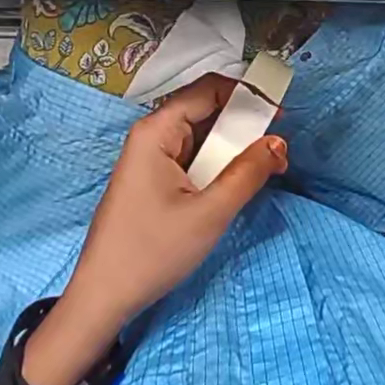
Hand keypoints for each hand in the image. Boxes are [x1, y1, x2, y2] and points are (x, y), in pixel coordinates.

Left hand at [63, 72, 288, 327]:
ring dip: (234, 149)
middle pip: (205, 111)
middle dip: (244, 126)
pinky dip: (218, 166)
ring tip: (267, 168)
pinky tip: (238, 183)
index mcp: (156, 131)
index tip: (280, 114)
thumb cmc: (152, 252)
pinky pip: (191, 159)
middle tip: (277, 150)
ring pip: (201, 137)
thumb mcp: (210, 212)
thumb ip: (248, 173)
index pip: (208, 89)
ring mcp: (150, 159)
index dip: (247, 95)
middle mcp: (150, 136)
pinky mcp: (153, 180)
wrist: (105, 295)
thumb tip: (278, 142)